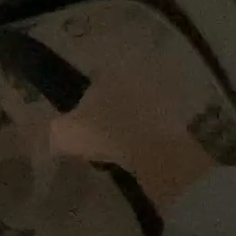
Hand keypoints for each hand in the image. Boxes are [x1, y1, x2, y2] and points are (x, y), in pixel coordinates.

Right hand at [47, 76, 213, 209]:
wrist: (154, 149)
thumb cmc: (103, 134)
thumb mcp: (64, 135)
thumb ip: (55, 133)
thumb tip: (55, 140)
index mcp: (106, 76)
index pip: (91, 88)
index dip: (84, 111)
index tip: (82, 132)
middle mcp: (135, 79)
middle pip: (116, 99)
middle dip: (108, 118)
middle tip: (100, 144)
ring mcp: (161, 97)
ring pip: (137, 114)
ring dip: (129, 130)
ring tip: (120, 155)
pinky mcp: (181, 117)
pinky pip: (155, 130)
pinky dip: (147, 142)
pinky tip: (140, 159)